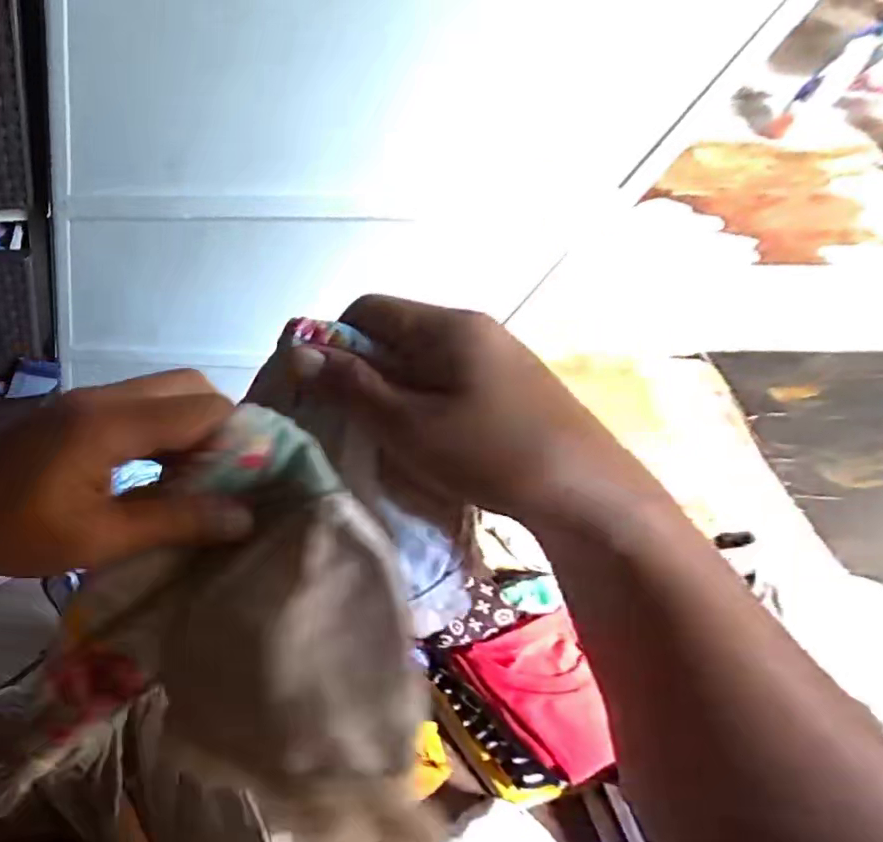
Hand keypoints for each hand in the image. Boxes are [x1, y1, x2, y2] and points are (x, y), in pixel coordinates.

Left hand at [0, 370, 253, 575]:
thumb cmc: (15, 534)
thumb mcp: (98, 539)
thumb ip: (172, 522)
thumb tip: (242, 518)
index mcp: (107, 424)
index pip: (201, 409)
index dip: (237, 440)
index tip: (251, 483)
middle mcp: (100, 397)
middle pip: (187, 386)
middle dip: (218, 427)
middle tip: (224, 480)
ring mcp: (83, 400)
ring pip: (162, 393)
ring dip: (189, 428)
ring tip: (197, 481)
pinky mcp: (72, 412)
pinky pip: (136, 407)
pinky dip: (161, 432)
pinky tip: (158, 473)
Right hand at [300, 295, 670, 529]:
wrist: (583, 491)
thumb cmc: (487, 453)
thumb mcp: (407, 424)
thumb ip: (352, 386)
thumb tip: (299, 352)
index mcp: (446, 325)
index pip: (367, 308)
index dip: (332, 341)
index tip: (321, 387)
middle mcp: (471, 327)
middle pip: (393, 332)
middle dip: (359, 369)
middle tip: (347, 417)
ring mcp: (493, 355)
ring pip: (417, 359)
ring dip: (388, 388)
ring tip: (384, 432)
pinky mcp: (505, 385)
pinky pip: (443, 378)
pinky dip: (418, 400)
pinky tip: (424, 437)